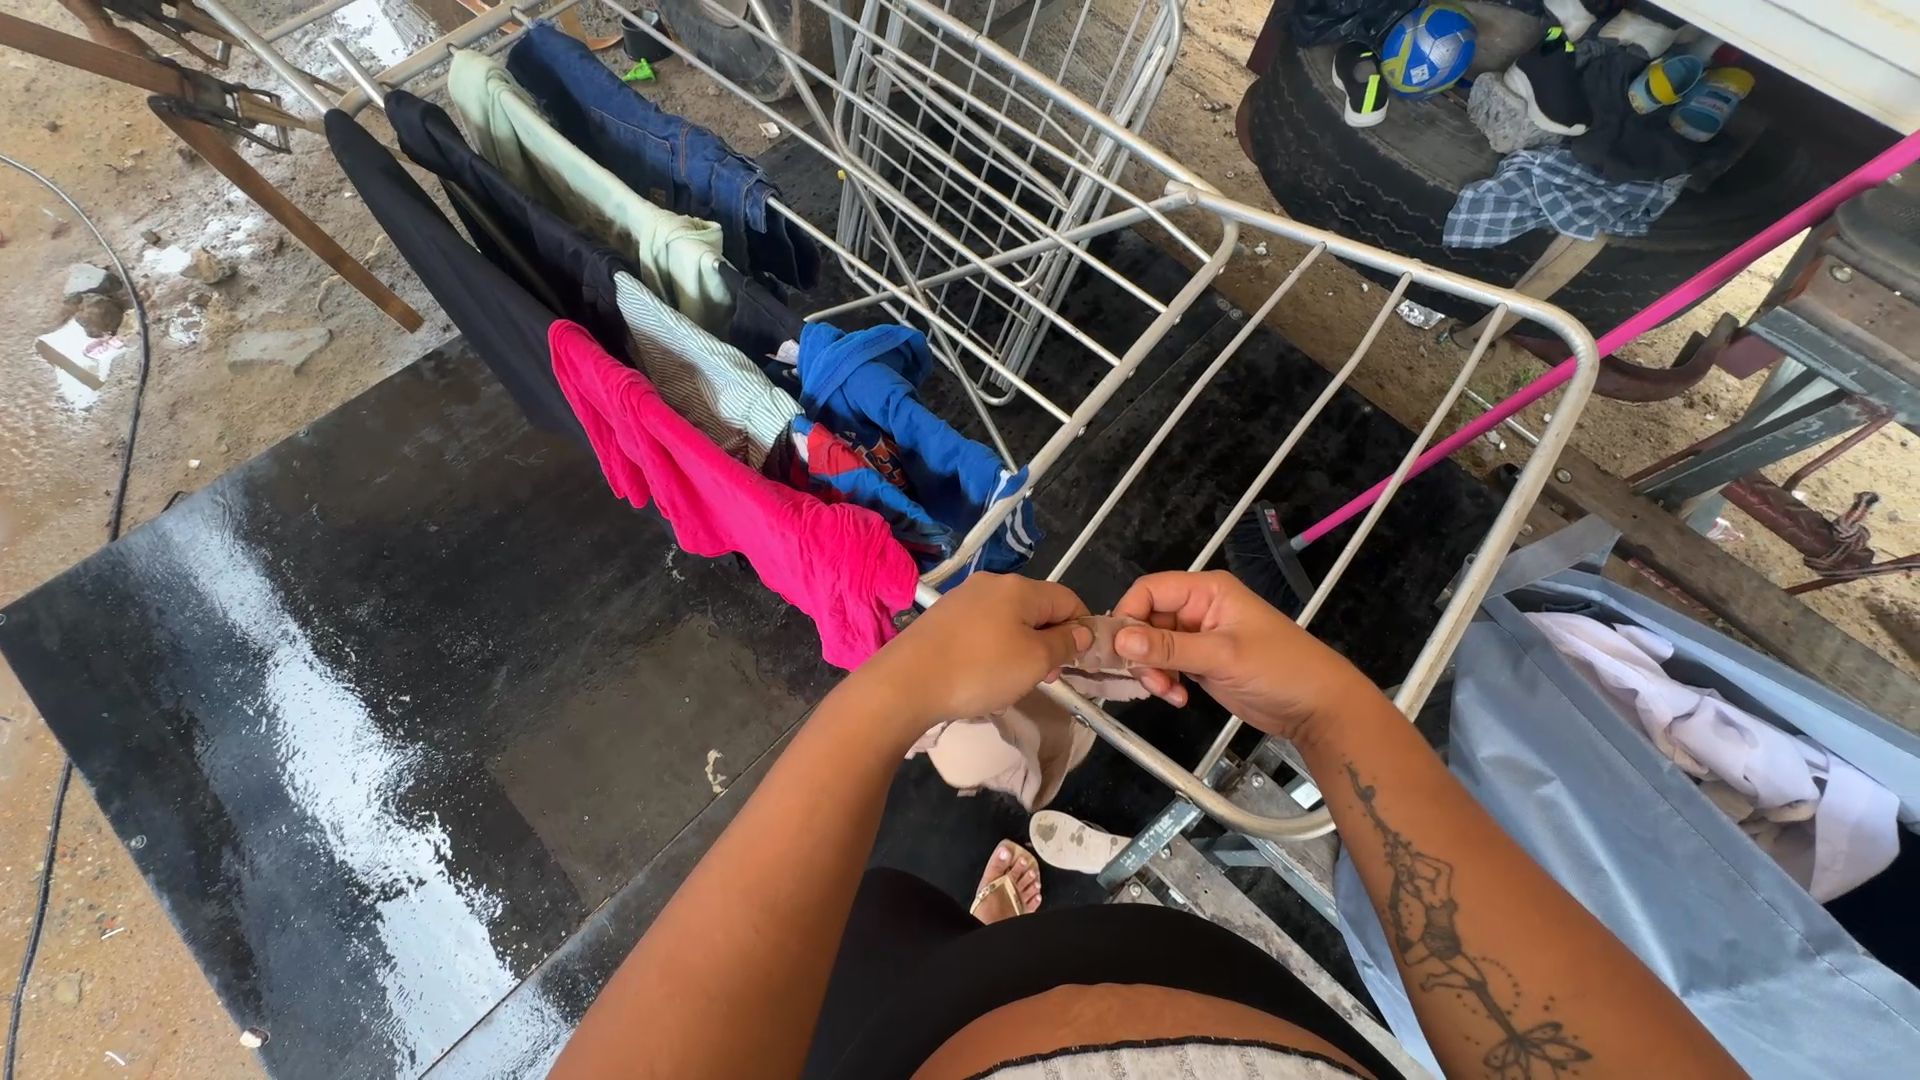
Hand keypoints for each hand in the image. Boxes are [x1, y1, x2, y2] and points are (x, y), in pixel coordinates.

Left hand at [852, 573, 1092, 732]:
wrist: (906, 682)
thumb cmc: (979, 670)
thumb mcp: (1035, 661)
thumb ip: (1064, 644)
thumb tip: (1082, 631)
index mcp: (1020, 587)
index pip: (1068, 598)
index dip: (1082, 627)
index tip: (1079, 661)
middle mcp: (991, 583)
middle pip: (1037, 607)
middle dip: (1049, 640)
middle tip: (1045, 676)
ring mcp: (962, 597)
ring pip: (1008, 619)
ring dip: (1021, 646)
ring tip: (1013, 679)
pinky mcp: (941, 617)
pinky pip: (982, 628)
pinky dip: (992, 648)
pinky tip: (982, 673)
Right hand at [1110, 570, 1383, 741]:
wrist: (1318, 708)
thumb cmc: (1279, 669)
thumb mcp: (1222, 656)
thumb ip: (1169, 648)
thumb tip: (1120, 641)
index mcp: (1206, 591)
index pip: (1149, 590)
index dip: (1129, 615)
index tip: (1119, 649)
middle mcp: (1197, 608)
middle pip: (1146, 620)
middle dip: (1142, 652)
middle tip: (1149, 680)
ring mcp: (1198, 636)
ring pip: (1152, 646)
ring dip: (1152, 670)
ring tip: (1168, 693)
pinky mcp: (1200, 662)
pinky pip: (1166, 664)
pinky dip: (1164, 681)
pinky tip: (1178, 698)